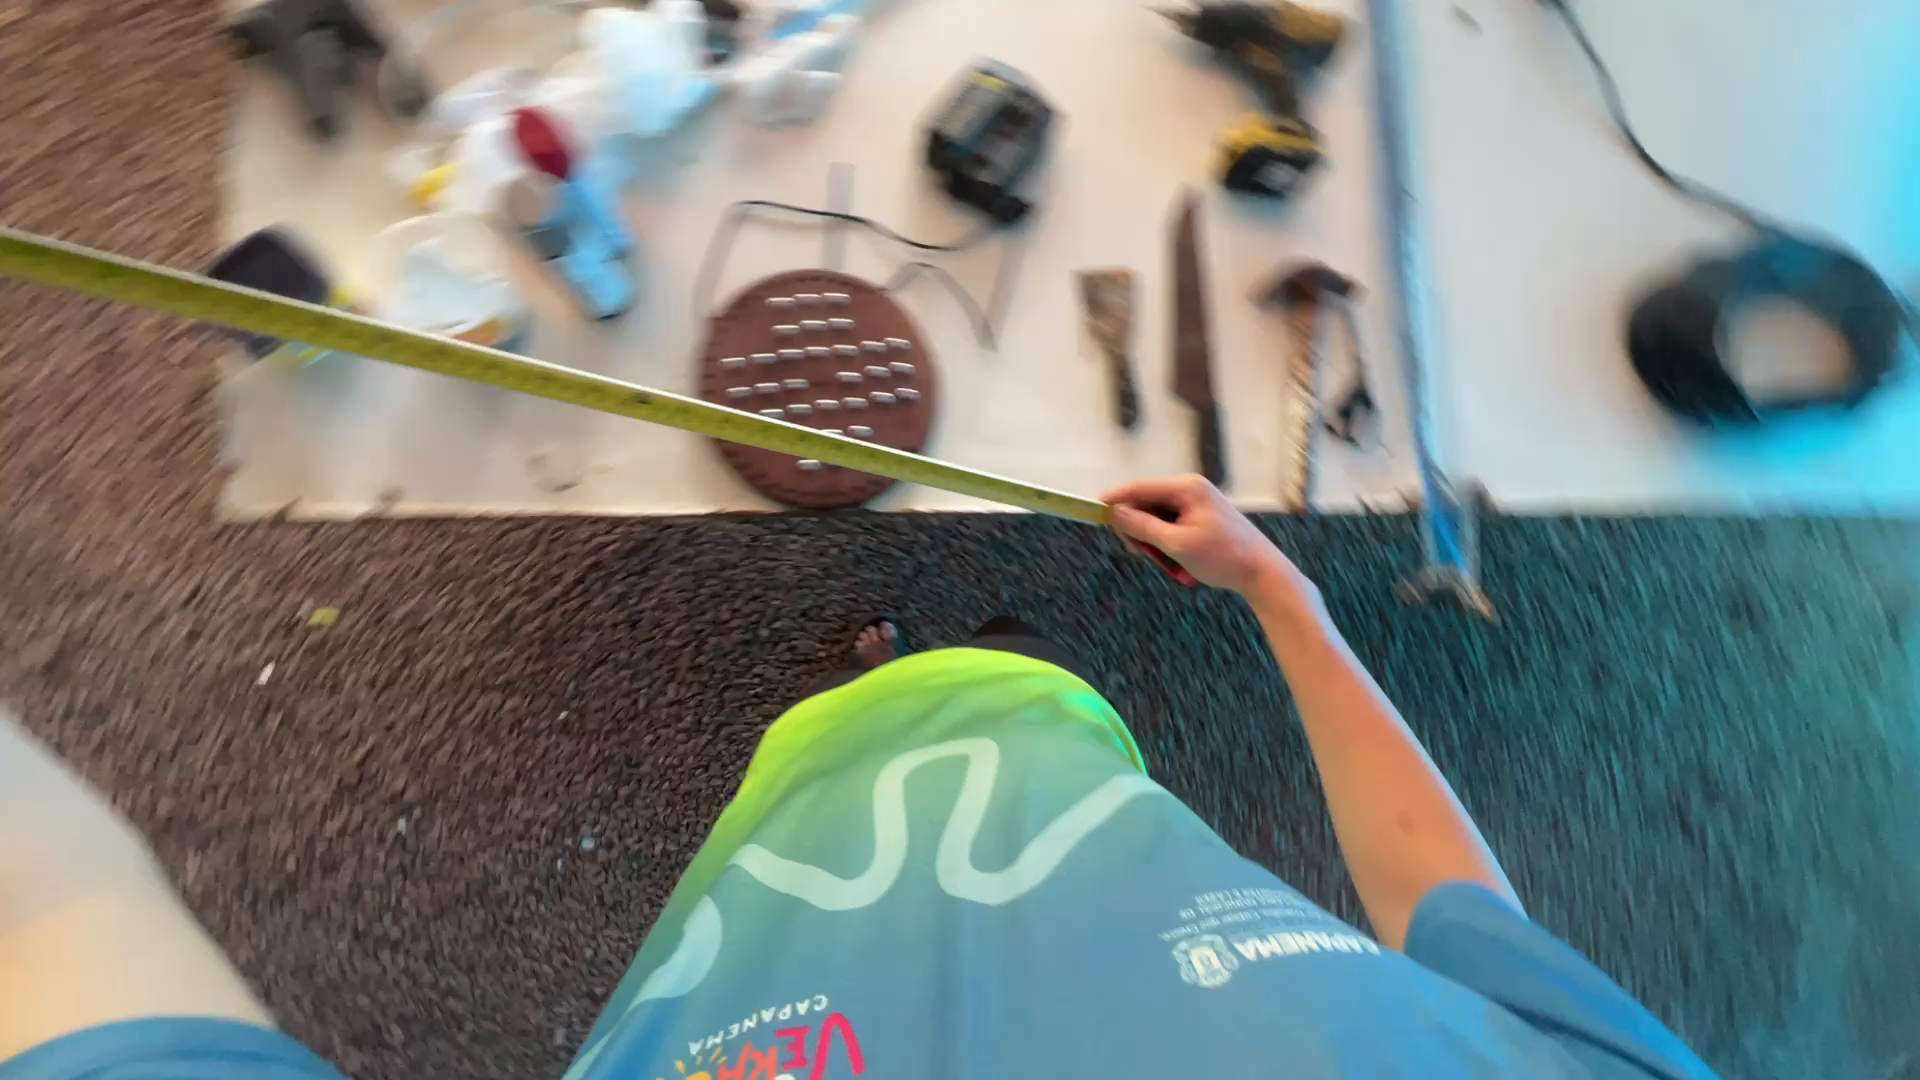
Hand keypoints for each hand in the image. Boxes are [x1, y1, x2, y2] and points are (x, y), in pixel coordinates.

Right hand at [1101, 474, 1303, 594]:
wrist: (1262, 572)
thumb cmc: (1222, 557)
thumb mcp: (1177, 544)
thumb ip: (1143, 526)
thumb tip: (1113, 512)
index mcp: (1186, 488)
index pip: (1138, 488)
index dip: (1114, 499)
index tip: (1092, 511)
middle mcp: (1189, 488)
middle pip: (1144, 502)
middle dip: (1136, 527)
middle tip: (1140, 553)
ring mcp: (1195, 502)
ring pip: (1154, 516)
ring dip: (1150, 538)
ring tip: (1161, 560)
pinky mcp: (1198, 516)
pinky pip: (1167, 524)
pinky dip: (1163, 540)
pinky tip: (1171, 558)